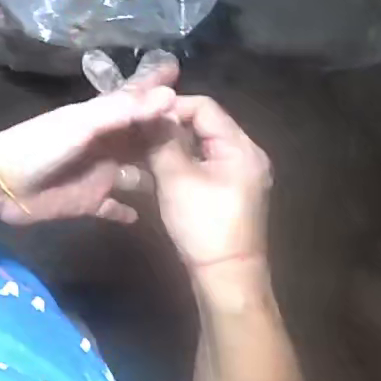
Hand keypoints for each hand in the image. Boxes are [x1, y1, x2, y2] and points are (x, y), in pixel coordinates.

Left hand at [0, 61, 179, 226]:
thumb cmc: (38, 147)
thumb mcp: (81, 125)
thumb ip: (122, 111)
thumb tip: (169, 94)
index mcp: (99, 120)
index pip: (134, 100)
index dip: (155, 89)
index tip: (183, 75)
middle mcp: (103, 145)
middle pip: (141, 139)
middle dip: (167, 136)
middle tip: (208, 139)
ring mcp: (97, 175)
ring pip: (136, 173)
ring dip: (157, 175)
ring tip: (193, 181)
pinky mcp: (89, 203)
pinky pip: (115, 207)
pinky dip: (129, 210)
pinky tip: (150, 217)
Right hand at [146, 95, 271, 273]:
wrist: (225, 275)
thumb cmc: (202, 223)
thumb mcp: (175, 177)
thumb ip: (161, 139)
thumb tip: (146, 110)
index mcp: (240, 147)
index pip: (204, 106)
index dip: (170, 106)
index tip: (138, 114)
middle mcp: (245, 153)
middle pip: (203, 121)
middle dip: (168, 122)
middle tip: (135, 128)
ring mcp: (239, 171)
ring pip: (200, 140)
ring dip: (171, 140)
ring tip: (140, 144)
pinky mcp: (229, 186)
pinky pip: (203, 158)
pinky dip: (180, 156)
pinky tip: (155, 163)